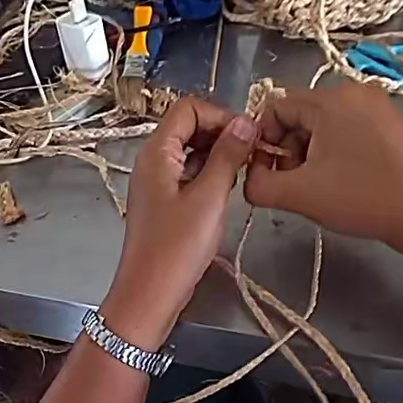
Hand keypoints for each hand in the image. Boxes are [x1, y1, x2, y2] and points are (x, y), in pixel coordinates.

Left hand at [104, 96, 256, 349]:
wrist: (150, 295)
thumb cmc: (177, 248)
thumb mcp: (208, 198)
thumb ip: (228, 156)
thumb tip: (246, 122)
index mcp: (156, 153)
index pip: (188, 108)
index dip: (220, 114)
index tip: (248, 135)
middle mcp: (152, 162)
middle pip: (188, 127)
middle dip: (221, 133)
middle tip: (252, 153)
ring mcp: (157, 183)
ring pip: (190, 152)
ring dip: (218, 155)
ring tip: (244, 172)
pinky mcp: (164, 203)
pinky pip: (188, 175)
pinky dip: (209, 175)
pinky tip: (228, 190)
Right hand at [245, 81, 402, 248]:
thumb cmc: (360, 197)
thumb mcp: (298, 194)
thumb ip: (259, 185)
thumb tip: (250, 180)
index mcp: (329, 99)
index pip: (275, 107)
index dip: (262, 141)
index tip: (268, 174)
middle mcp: (353, 91)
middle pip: (299, 116)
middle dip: (288, 151)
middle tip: (295, 185)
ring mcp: (377, 106)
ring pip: (323, 126)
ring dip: (310, 155)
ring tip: (319, 187)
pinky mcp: (392, 125)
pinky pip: (348, 131)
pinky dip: (335, 154)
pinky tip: (344, 182)